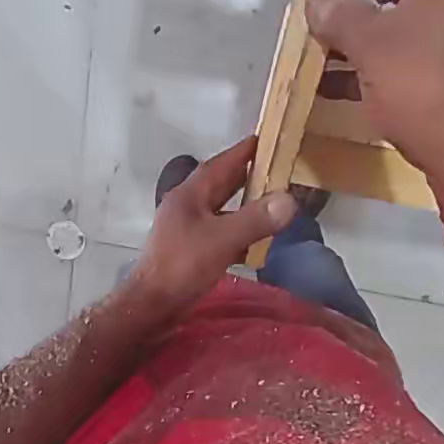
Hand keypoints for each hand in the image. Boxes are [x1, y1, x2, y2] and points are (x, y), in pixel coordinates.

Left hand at [127, 136, 294, 313]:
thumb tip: (290, 200)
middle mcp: (187, 206)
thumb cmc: (183, 266)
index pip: (221, 164)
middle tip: (274, 167)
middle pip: (220, 183)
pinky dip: (238, 228)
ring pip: (220, 207)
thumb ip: (256, 219)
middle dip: (246, 174)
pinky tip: (253, 237)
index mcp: (190, 195)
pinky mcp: (190, 247)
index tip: (265, 139)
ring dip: (243, 203)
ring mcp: (187, 227)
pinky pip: (219, 229)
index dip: (243, 151)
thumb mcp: (223, 239)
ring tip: (269, 200)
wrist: (154, 303)